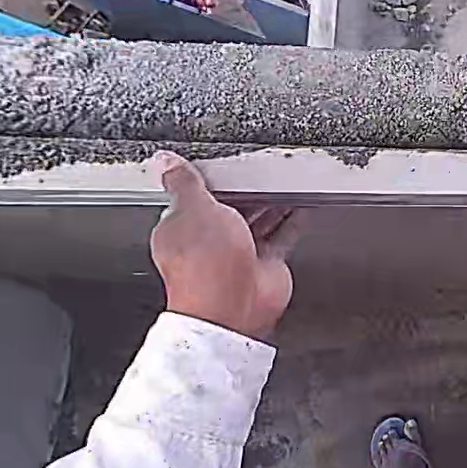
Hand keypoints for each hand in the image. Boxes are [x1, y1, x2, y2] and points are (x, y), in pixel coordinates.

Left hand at [149, 152, 300, 339]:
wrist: (233, 305)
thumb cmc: (205, 265)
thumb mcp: (192, 208)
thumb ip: (183, 183)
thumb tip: (166, 161)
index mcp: (183, 227)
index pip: (197, 197)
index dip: (212, 181)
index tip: (226, 164)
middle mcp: (211, 241)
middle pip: (231, 208)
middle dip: (247, 192)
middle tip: (263, 171)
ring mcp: (240, 253)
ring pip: (259, 220)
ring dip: (272, 204)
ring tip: (285, 183)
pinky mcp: (266, 262)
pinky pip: (282, 235)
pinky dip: (293, 220)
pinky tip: (300, 207)